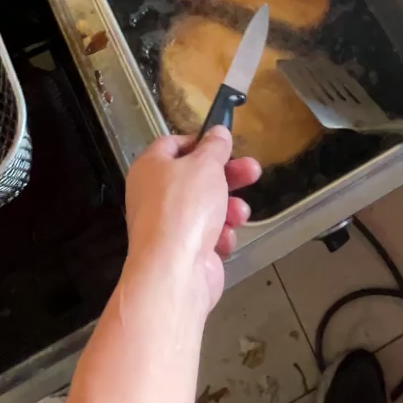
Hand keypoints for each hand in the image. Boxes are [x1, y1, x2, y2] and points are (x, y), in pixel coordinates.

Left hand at [123, 127, 262, 309]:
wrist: (173, 271)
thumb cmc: (186, 206)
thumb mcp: (205, 165)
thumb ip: (215, 146)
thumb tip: (217, 132)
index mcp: (150, 167)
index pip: (173, 144)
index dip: (200, 142)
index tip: (224, 144)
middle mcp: (154, 194)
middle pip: (196, 177)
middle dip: (228, 176)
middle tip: (253, 172)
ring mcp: (168, 225)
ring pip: (206, 207)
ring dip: (228, 208)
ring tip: (241, 213)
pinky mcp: (182, 252)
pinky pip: (206, 235)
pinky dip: (219, 235)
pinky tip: (225, 239)